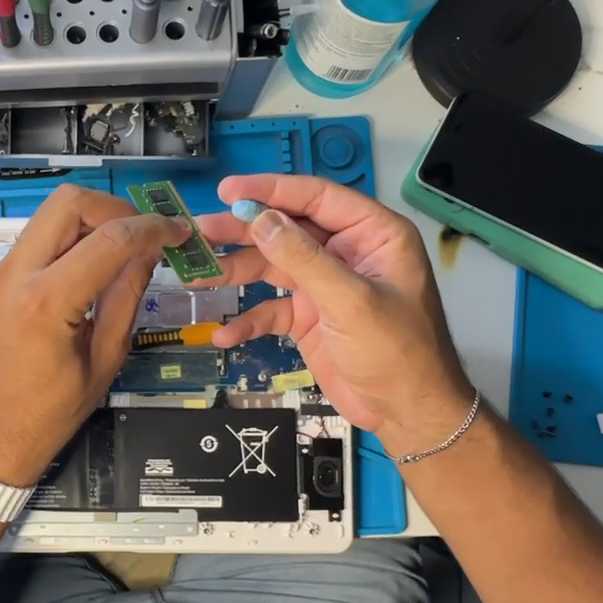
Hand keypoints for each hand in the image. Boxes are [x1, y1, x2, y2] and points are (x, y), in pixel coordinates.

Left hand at [0, 183, 186, 487]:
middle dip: (116, 209)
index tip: (179, 232)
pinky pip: (39, 238)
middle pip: (69, 202)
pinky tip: (95, 265)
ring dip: (92, 220)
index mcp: (46, 303)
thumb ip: (126, 298)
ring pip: (51, 214)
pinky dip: (72, 238)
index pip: (108, 239)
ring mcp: (1, 273)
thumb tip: (149, 252)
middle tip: (144, 236)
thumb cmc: (50, 413)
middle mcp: (16, 275)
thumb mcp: (104, 360)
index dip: (152, 228)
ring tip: (124, 250)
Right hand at [196, 174, 475, 454]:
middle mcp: (346, 253)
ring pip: (272, 267)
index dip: (270, 192)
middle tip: (199, 231)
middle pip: (286, 231)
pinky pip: (271, 310)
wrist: (406, 411)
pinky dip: (248, 321)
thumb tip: (261, 220)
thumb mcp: (350, 300)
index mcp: (371, 234)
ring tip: (196, 275)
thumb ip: (303, 258)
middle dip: (242, 232)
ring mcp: (325, 286)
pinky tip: (224, 334)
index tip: (227, 191)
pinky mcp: (309, 318)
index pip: (315, 199)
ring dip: (235, 272)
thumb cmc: (396, 351)